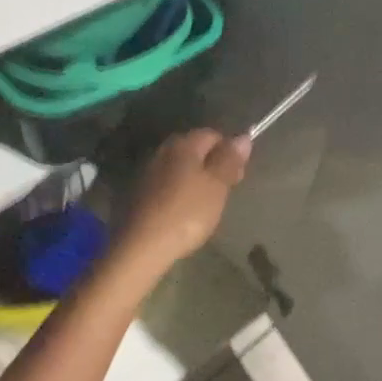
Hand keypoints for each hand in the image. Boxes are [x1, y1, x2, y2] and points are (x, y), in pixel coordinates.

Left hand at [115, 129, 250, 268]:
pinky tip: (184, 211)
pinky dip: (179, 192)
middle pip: (194, 149)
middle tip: (225, 190)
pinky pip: (166, 184)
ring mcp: (147, 172)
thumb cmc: (187, 213)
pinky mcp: (138, 194)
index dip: (229, 151)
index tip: (238, 176)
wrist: (142, 246)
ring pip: (179, 167)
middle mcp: (163, 151)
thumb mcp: (216, 186)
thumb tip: (243, 137)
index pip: (212, 135)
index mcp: (183, 145)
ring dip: (195, 179)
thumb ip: (229, 160)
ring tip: (207, 203)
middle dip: (212, 164)